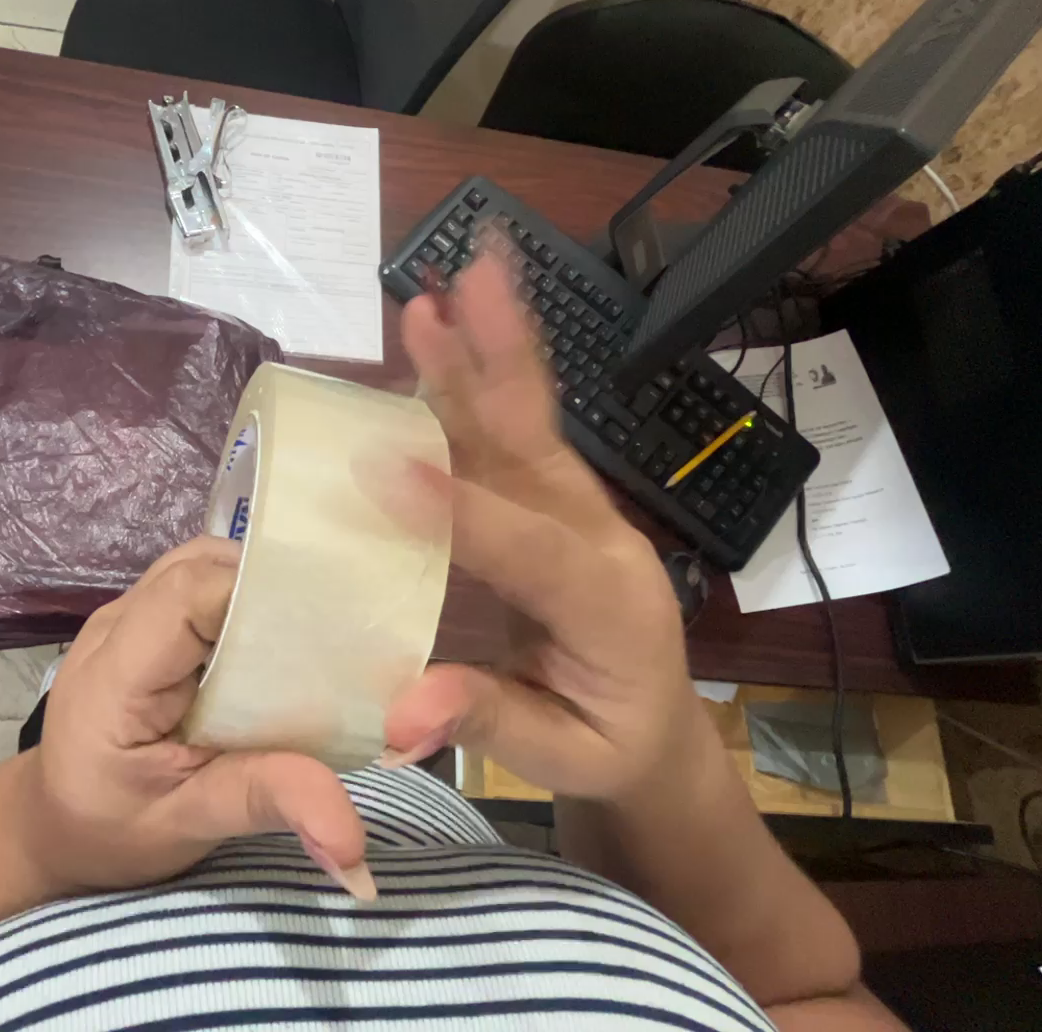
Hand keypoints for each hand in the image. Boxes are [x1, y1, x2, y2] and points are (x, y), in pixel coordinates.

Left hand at [17, 537, 374, 897]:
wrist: (54, 822)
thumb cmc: (112, 830)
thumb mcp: (187, 823)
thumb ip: (262, 803)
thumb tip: (353, 841)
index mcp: (116, 676)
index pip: (187, 595)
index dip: (256, 593)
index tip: (324, 624)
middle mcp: (115, 627)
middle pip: (197, 567)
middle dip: (267, 586)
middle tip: (333, 628)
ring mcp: (125, 617)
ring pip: (198, 565)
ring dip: (255, 588)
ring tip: (310, 631)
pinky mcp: (142, 623)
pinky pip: (196, 584)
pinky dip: (240, 597)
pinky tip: (275, 636)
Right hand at [378, 243, 707, 800]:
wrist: (653, 722)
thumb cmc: (609, 743)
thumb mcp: (560, 755)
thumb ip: (488, 722)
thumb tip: (400, 718)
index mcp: (607, 604)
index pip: (532, 549)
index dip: (461, 511)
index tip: (387, 471)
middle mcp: (595, 535)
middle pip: (540, 445)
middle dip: (497, 365)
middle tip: (463, 289)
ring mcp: (576, 509)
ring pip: (525, 422)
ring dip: (486, 352)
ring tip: (453, 286)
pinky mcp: (552, 502)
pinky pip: (514, 435)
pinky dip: (481, 381)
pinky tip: (450, 338)